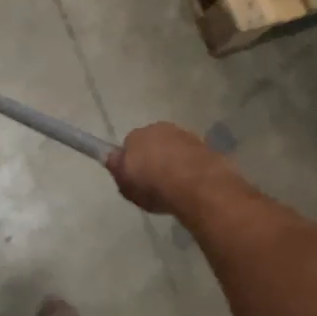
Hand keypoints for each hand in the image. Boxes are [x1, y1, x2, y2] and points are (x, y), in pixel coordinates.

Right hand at [105, 122, 233, 213]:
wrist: (197, 186)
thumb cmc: (155, 187)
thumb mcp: (127, 187)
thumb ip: (118, 170)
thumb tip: (112, 158)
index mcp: (135, 136)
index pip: (129, 146)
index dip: (132, 162)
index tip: (137, 178)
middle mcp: (158, 129)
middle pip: (152, 143)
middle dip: (153, 157)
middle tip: (156, 182)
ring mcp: (183, 135)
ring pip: (173, 147)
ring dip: (173, 160)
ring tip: (176, 185)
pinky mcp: (204, 145)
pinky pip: (191, 156)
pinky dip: (190, 165)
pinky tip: (191, 183)